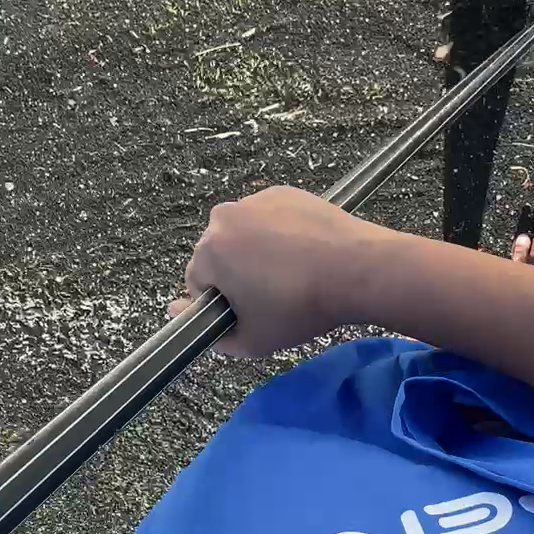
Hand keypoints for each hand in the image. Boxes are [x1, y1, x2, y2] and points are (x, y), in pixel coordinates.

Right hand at [168, 186, 385, 356]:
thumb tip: (177, 312)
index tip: (251, 311)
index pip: (198, 282)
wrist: (357, 271)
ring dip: (260, 252)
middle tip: (276, 296)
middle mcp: (224, 217)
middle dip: (240, 274)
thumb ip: (208, 334)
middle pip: (221, 254)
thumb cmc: (303, 307)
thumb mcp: (252, 340)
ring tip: (295, 275)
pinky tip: (306, 254)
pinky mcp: (285, 193)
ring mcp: (256, 200)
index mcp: (209, 251)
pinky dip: (282, 233)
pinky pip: (271, 218)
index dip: (223, 302)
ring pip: (246, 235)